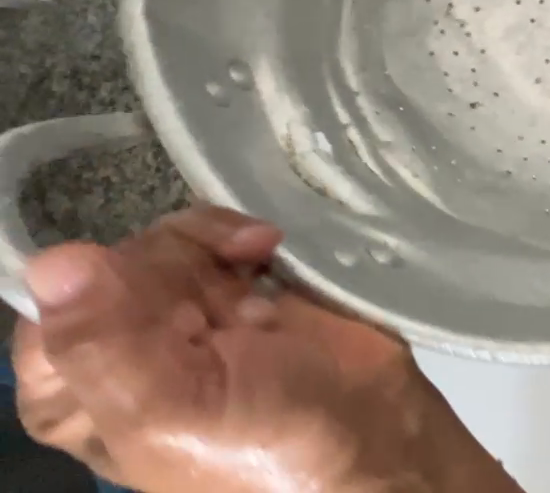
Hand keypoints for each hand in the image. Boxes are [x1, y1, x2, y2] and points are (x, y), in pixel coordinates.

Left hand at [11, 207, 517, 492]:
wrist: (369, 427)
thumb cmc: (262, 436)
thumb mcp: (170, 408)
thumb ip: (105, 342)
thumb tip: (57, 258)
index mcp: (82, 388)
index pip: (57, 307)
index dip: (109, 279)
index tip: (170, 282)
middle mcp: (129, 348)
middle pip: (122, 263)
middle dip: (179, 252)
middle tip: (236, 264)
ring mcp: (197, 316)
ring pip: (176, 244)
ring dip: (217, 236)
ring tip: (264, 249)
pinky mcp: (254, 291)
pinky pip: (228, 243)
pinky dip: (247, 234)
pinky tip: (274, 248)